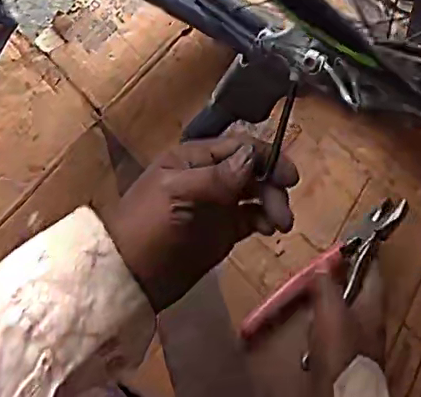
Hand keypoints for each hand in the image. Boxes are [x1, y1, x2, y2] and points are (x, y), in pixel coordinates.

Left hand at [107, 135, 299, 310]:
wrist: (131, 274)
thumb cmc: (147, 224)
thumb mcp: (177, 194)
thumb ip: (215, 177)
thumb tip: (251, 157)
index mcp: (193, 157)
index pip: (236, 146)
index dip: (265, 156)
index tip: (289, 176)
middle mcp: (208, 174)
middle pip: (250, 169)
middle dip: (272, 183)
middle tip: (284, 212)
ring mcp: (216, 202)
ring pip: (254, 191)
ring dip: (272, 201)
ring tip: (280, 224)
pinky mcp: (221, 229)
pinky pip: (250, 215)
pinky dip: (263, 218)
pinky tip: (267, 229)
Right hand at [306, 264, 386, 396]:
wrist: (341, 395)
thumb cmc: (340, 349)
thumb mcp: (330, 308)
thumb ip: (327, 283)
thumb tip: (323, 266)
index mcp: (372, 307)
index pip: (373, 271)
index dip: (364, 253)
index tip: (354, 237)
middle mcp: (370, 321)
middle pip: (358, 289)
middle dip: (342, 274)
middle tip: (324, 260)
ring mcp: (360, 339)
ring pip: (345, 307)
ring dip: (330, 296)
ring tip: (312, 286)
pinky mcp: (346, 354)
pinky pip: (335, 325)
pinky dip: (323, 317)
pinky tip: (311, 319)